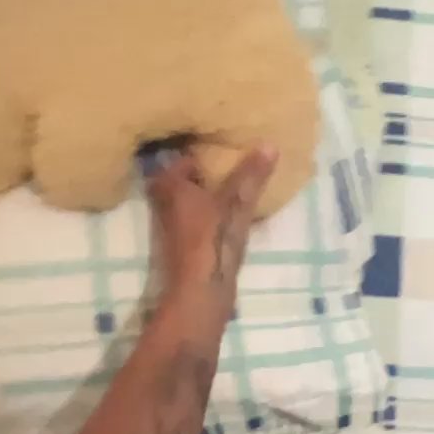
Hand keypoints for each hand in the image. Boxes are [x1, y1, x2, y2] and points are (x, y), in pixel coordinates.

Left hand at [142, 146, 274, 315]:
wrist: (200, 291)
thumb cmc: (213, 240)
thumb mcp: (236, 203)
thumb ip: (251, 175)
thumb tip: (270, 143)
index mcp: (169, 183)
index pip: (186, 154)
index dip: (206, 147)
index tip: (229, 142)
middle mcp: (163, 199)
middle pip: (189, 177)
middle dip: (209, 170)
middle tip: (237, 159)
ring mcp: (172, 223)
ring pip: (194, 197)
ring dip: (212, 191)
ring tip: (240, 182)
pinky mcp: (185, 242)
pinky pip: (200, 215)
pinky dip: (213, 210)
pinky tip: (233, 211)